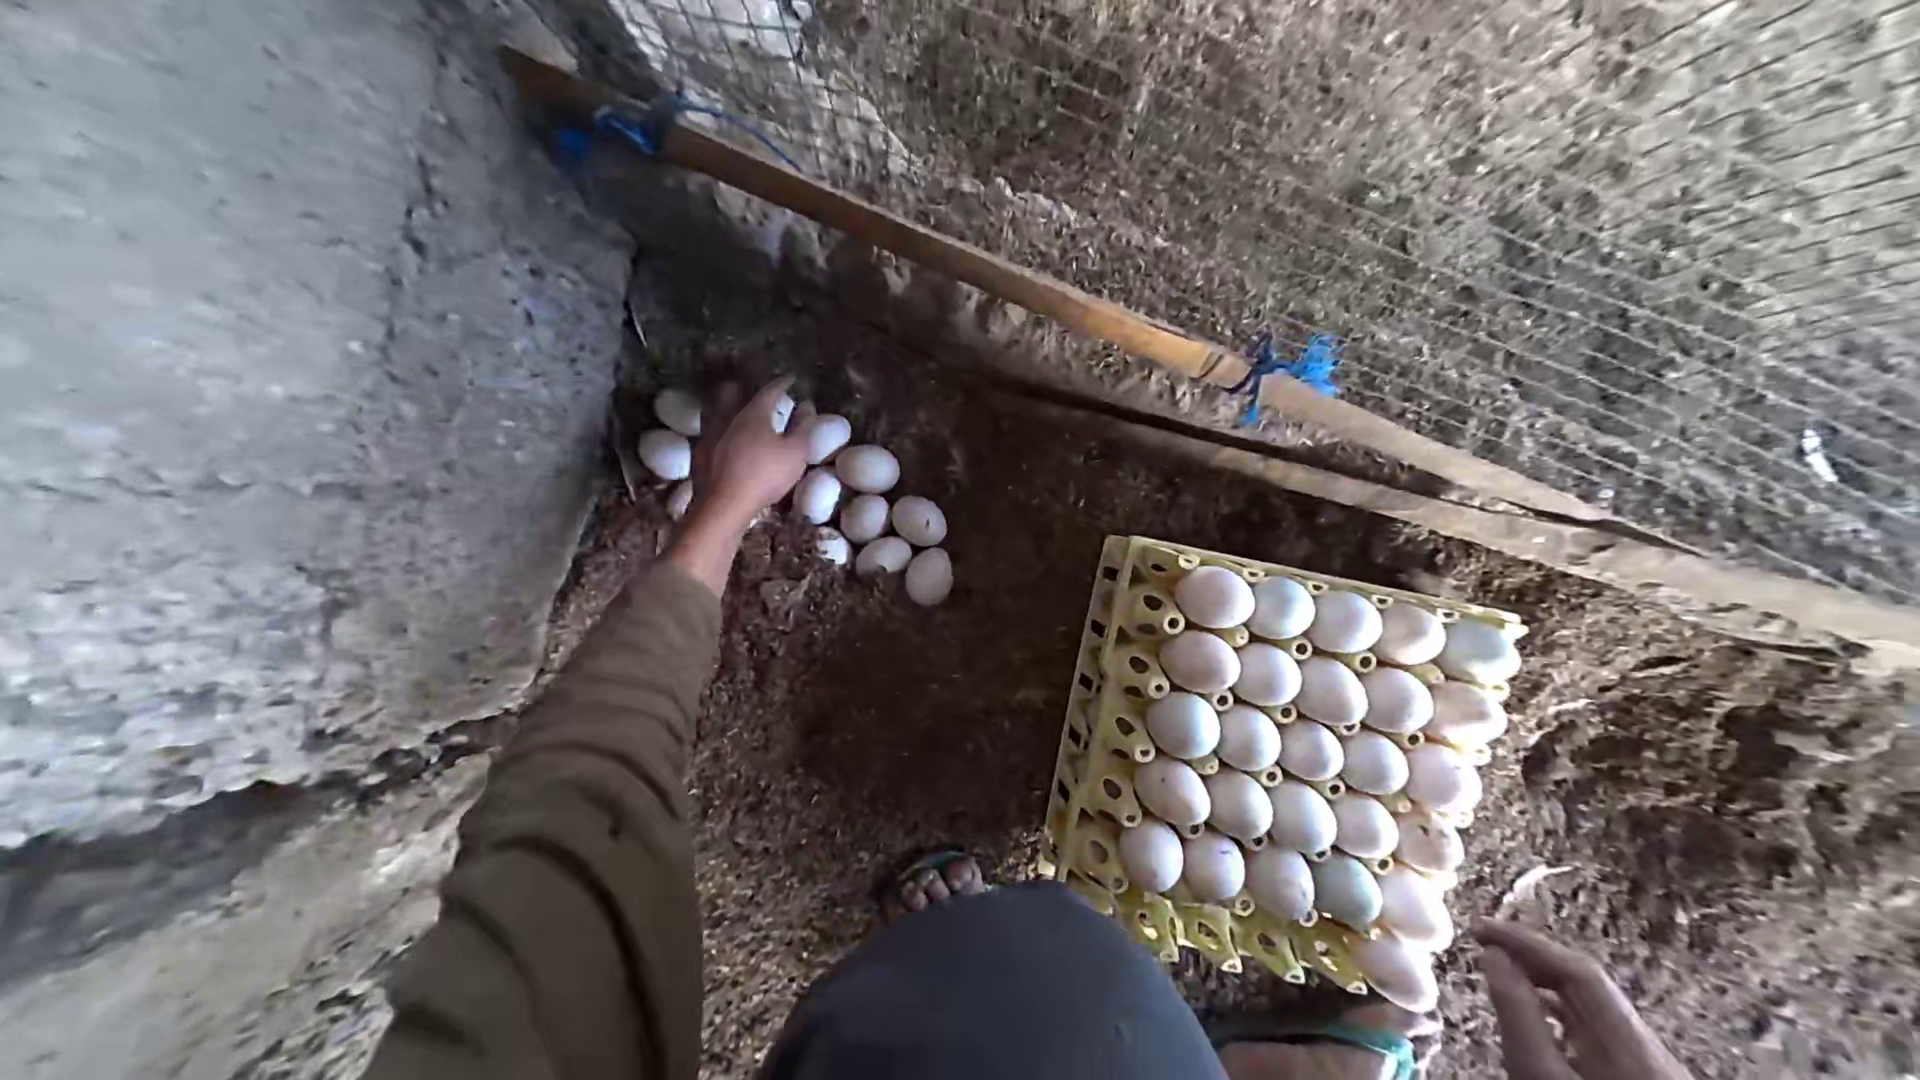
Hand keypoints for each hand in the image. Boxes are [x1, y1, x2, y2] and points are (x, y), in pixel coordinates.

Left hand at [686, 377, 817, 533]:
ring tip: (737, 412)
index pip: (769, 391)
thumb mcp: (795, 453)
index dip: (781, 383)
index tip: (790, 379)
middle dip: (744, 387)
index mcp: (752, 413)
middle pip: (732, 392)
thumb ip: (803, 428)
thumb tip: (807, 407)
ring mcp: (710, 435)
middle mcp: (727, 417)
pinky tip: (724, 440)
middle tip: (754, 390)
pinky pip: (710, 432)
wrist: (723, 505)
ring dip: (727, 407)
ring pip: (717, 411)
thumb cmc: (764, 476)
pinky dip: (720, 430)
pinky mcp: (700, 454)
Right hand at [1474, 920, 1690, 1079]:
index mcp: (1635, 1047)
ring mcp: (1651, 1070)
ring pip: (1592, 1007)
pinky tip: (1531, 1012)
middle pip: (1589, 986)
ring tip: (1497, 969)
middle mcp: (1651, 1052)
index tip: (1477, 927)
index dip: (1527, 941)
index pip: (1580, 971)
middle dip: (1532, 957)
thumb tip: (1494, 955)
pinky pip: (1595, 1030)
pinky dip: (1557, 1008)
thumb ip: (1516, 1011)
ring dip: (1542, 980)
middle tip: (1481, 942)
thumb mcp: (1538, 1074)